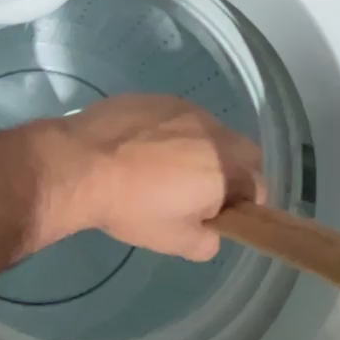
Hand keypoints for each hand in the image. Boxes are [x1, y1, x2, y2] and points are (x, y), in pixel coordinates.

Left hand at [29, 95, 266, 261]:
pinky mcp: (154, 97)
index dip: (245, 204)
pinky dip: (170, 132)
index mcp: (227, 167)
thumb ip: (208, 240)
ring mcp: (183, 108)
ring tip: (163, 168)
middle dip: (231, 172)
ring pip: (208, 131)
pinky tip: (141, 148)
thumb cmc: (133, 206)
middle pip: (241, 151)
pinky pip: (176, 117)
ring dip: (199, 148)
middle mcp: (213, 130)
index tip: (219, 214)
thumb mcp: (176, 242)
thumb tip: (211, 230)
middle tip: (198, 192)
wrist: (80, 163)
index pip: (259, 184)